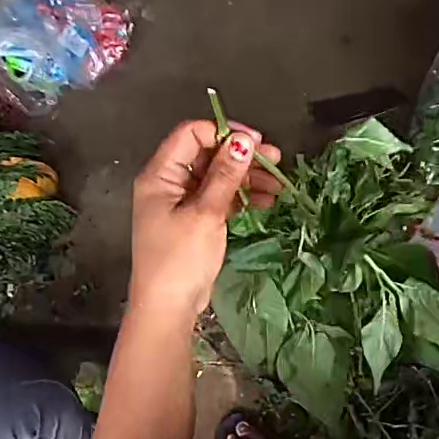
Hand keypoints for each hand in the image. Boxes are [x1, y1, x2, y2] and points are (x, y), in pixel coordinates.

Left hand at [129, 119, 282, 320]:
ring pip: (218, 178)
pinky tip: (266, 201)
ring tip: (278, 186)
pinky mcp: (195, 220)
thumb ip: (225, 175)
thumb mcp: (206, 213)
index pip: (192, 134)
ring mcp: (182, 203)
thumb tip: (244, 141)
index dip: (224, 133)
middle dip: (242, 157)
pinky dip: (241, 198)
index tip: (257, 144)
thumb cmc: (181, 258)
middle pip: (208, 155)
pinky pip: (220, 199)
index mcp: (161, 174)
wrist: (168, 306)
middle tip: (277, 162)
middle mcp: (169, 183)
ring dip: (247, 178)